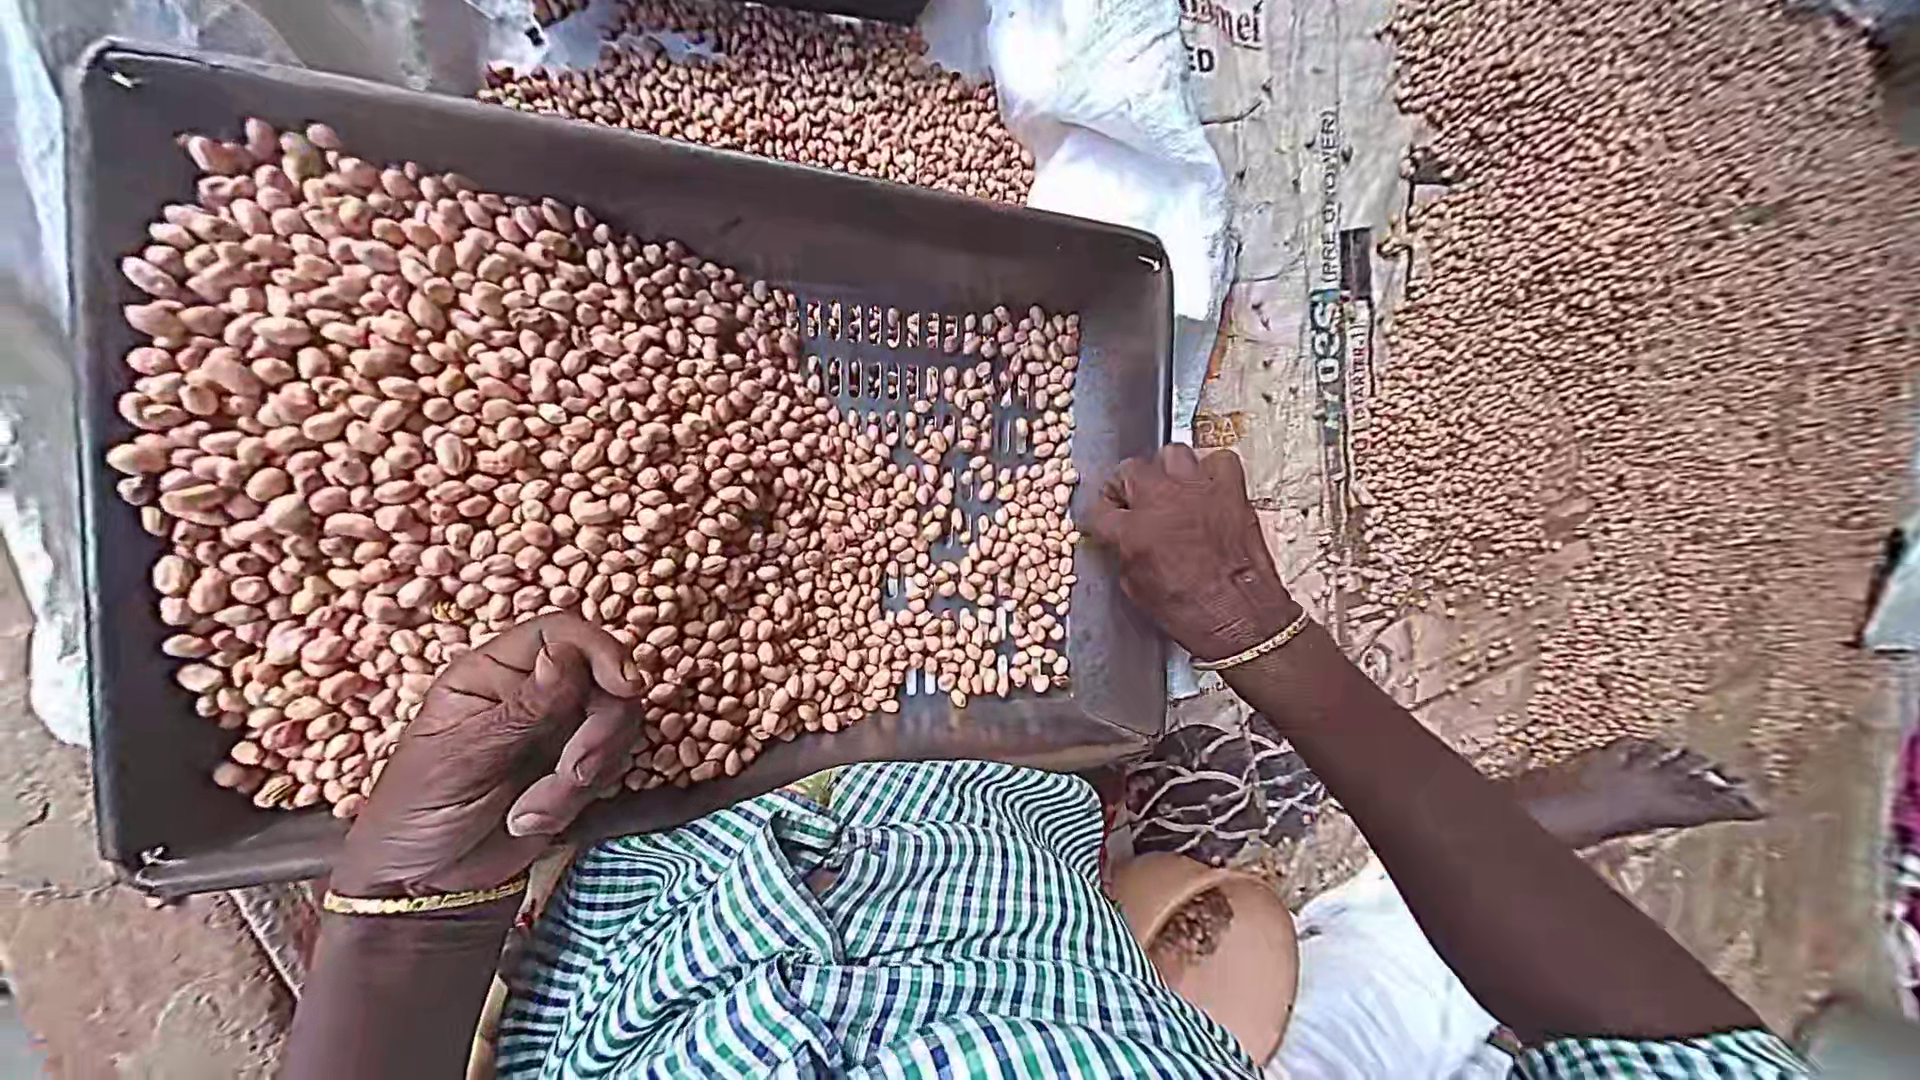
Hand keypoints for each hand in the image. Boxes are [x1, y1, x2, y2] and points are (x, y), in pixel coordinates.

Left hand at [330, 613, 642, 898]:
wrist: (424, 887)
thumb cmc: (415, 815)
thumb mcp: (460, 760)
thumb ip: (521, 709)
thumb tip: (564, 655)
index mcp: (495, 672)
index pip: (561, 633)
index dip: (599, 649)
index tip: (626, 685)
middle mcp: (538, 688)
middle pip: (606, 676)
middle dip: (601, 727)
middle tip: (574, 773)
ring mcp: (564, 723)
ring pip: (619, 718)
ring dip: (592, 765)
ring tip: (538, 807)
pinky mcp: (582, 758)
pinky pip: (616, 757)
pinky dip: (586, 791)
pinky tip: (539, 816)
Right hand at [1083, 445, 1300, 660]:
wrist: (1240, 618)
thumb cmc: (1190, 611)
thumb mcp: (1136, 588)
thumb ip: (1125, 553)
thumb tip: (1124, 541)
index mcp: (1133, 530)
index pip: (1100, 510)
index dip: (1099, 518)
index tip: (1104, 522)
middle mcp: (1162, 502)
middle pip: (1130, 470)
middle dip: (1125, 486)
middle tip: (1131, 502)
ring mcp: (1198, 491)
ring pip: (1172, 454)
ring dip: (1165, 471)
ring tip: (1169, 489)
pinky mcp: (1231, 491)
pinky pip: (1218, 461)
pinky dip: (1211, 471)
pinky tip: (1206, 489)